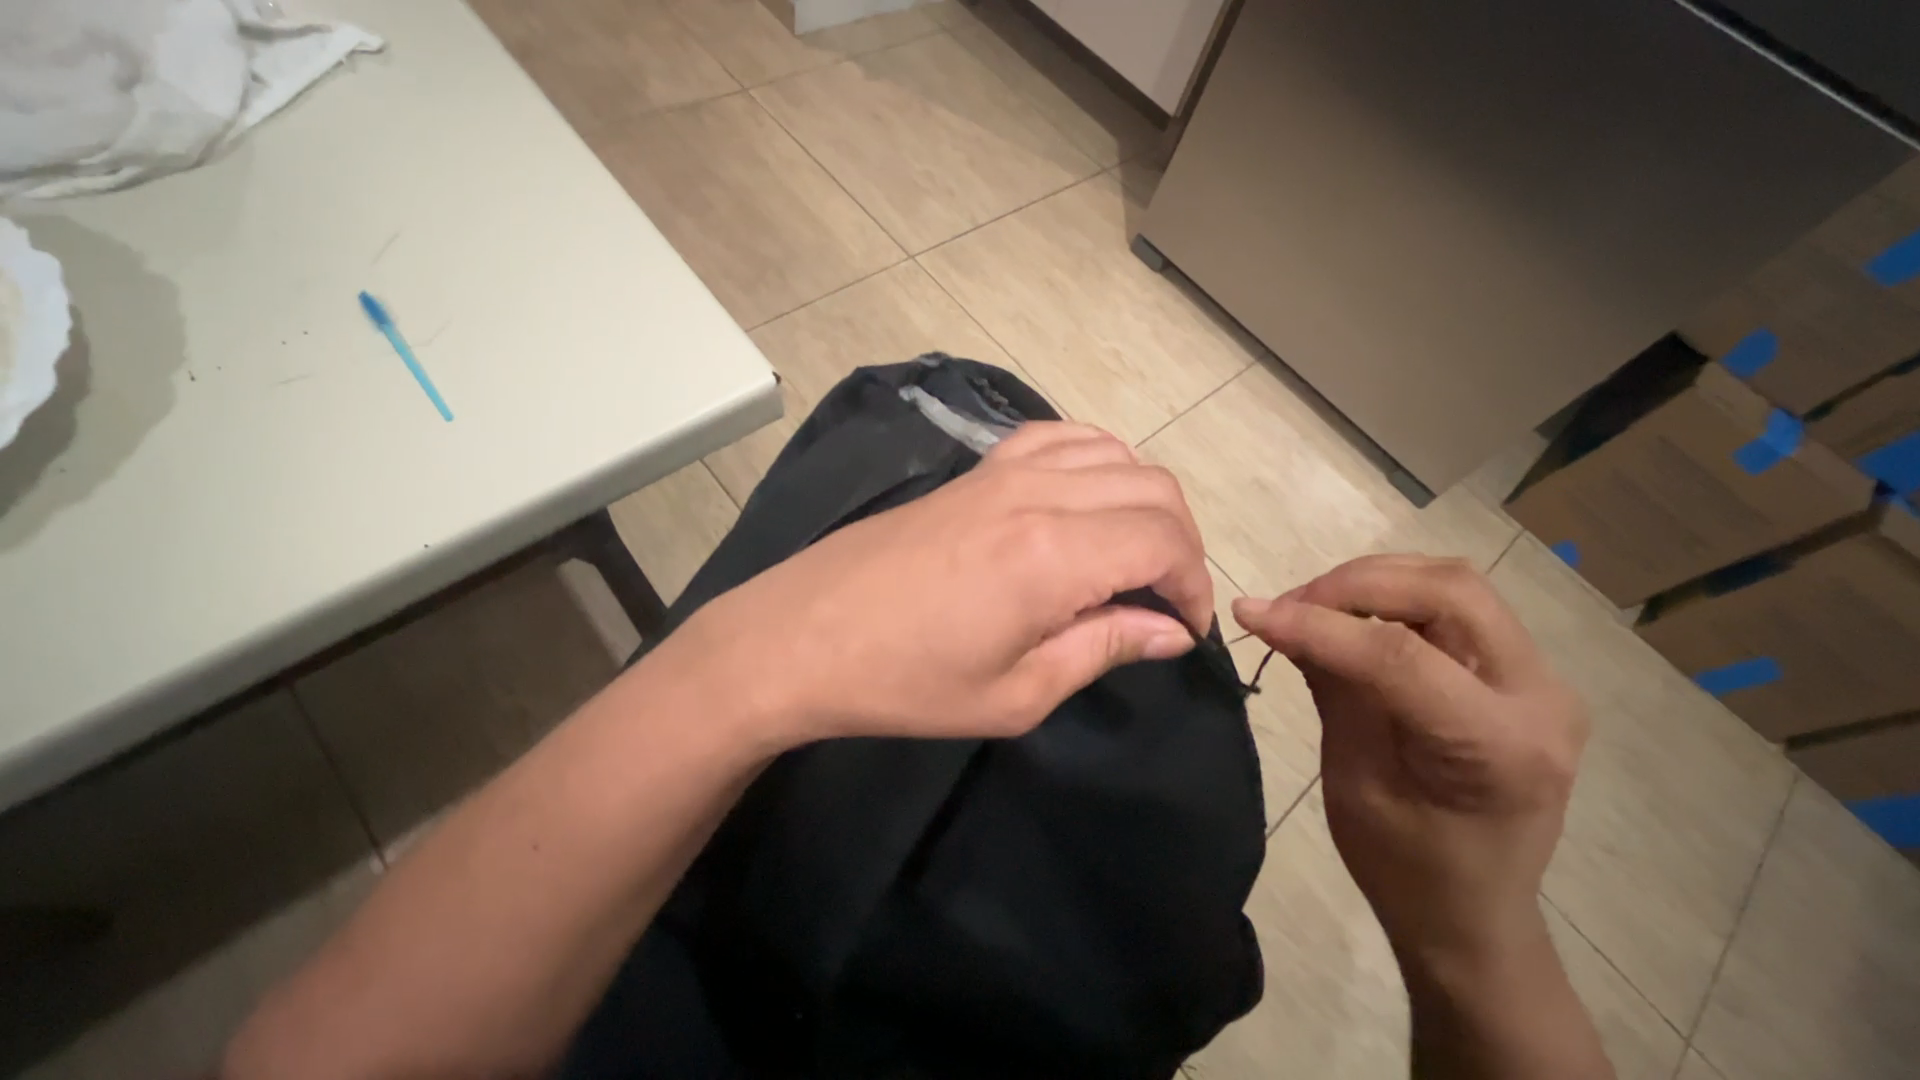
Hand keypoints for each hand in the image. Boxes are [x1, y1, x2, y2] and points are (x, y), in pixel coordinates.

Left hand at [661, 422, 1214, 749]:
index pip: (1165, 542)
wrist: (802, 638)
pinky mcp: (975, 470)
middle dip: (1182, 543)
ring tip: (1135, 556)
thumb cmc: (906, 683)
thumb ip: (1103, 648)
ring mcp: (1002, 471)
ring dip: (1144, 501)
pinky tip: (1089, 502)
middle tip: (1167, 602)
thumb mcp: (1017, 693)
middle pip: (1153, 488)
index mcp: (1053, 554)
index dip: (1194, 585)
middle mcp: (1039, 493)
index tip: (1184, 630)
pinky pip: (1059, 438)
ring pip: (1114, 453)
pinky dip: (1097, 462)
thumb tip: (1169, 631)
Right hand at [1231, 556, 1587, 965]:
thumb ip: (1330, 687)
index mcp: (1499, 746)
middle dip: (1354, 583)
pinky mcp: (1523, 672)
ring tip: (1313, 608)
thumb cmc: (1405, 866)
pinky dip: (1394, 597)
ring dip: (1374, 582)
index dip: (1317, 624)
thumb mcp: (1353, 780)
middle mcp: (1540, 697)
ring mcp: (1542, 679)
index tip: (1250, 612)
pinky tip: (1349, 619)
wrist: (1473, 912)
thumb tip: (1276, 615)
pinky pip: (1457, 606)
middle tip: (1290, 606)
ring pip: (1455, 583)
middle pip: (1448, 590)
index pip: (1400, 654)